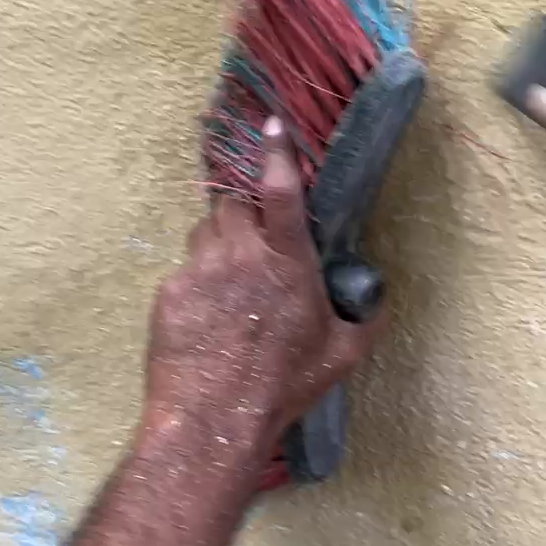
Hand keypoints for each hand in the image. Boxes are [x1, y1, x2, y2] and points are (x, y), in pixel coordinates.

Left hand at [144, 117, 379, 446]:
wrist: (213, 420)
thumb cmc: (285, 383)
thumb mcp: (343, 353)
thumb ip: (364, 317)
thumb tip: (376, 298)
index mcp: (288, 261)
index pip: (283, 192)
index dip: (277, 154)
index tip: (271, 125)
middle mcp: (241, 255)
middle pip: (233, 202)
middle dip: (244, 205)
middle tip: (255, 232)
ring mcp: (198, 271)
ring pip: (206, 230)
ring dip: (221, 239)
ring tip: (231, 275)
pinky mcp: (169, 293)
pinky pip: (185, 269)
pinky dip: (199, 279)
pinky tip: (207, 314)